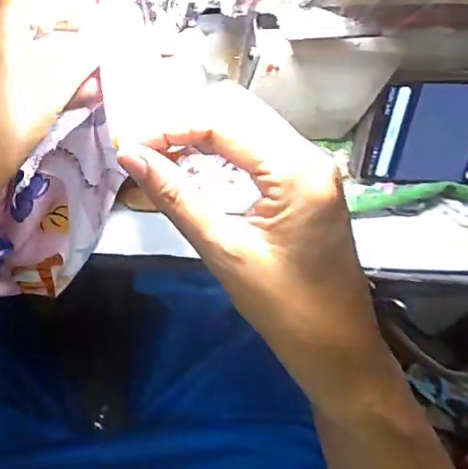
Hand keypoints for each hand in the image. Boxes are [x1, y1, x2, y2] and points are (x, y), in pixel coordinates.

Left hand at [0, 0, 101, 214]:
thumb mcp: (54, 89)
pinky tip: (54, 72)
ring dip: (48, 30)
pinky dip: (30, 48)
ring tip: (80, 50)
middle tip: (93, 24)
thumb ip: (83, 58)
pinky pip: (3, 43)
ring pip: (15, 22)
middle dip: (62, 5)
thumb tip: (104, 41)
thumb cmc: (6, 123)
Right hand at [115, 83, 400, 413]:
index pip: (222, 125)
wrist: (338, 352)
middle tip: (141, 147)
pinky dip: (220, 151)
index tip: (130, 144)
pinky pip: (256, 149)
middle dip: (183, 126)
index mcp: (296, 172)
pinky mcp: (305, 184)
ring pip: (245, 128)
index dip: (170, 129)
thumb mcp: (221, 248)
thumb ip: (174, 195)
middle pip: (236, 115)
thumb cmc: (283, 306)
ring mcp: (311, 170)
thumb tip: (129, 155)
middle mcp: (310, 158)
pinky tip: (191, 165)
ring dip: (200, 136)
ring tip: (158, 154)